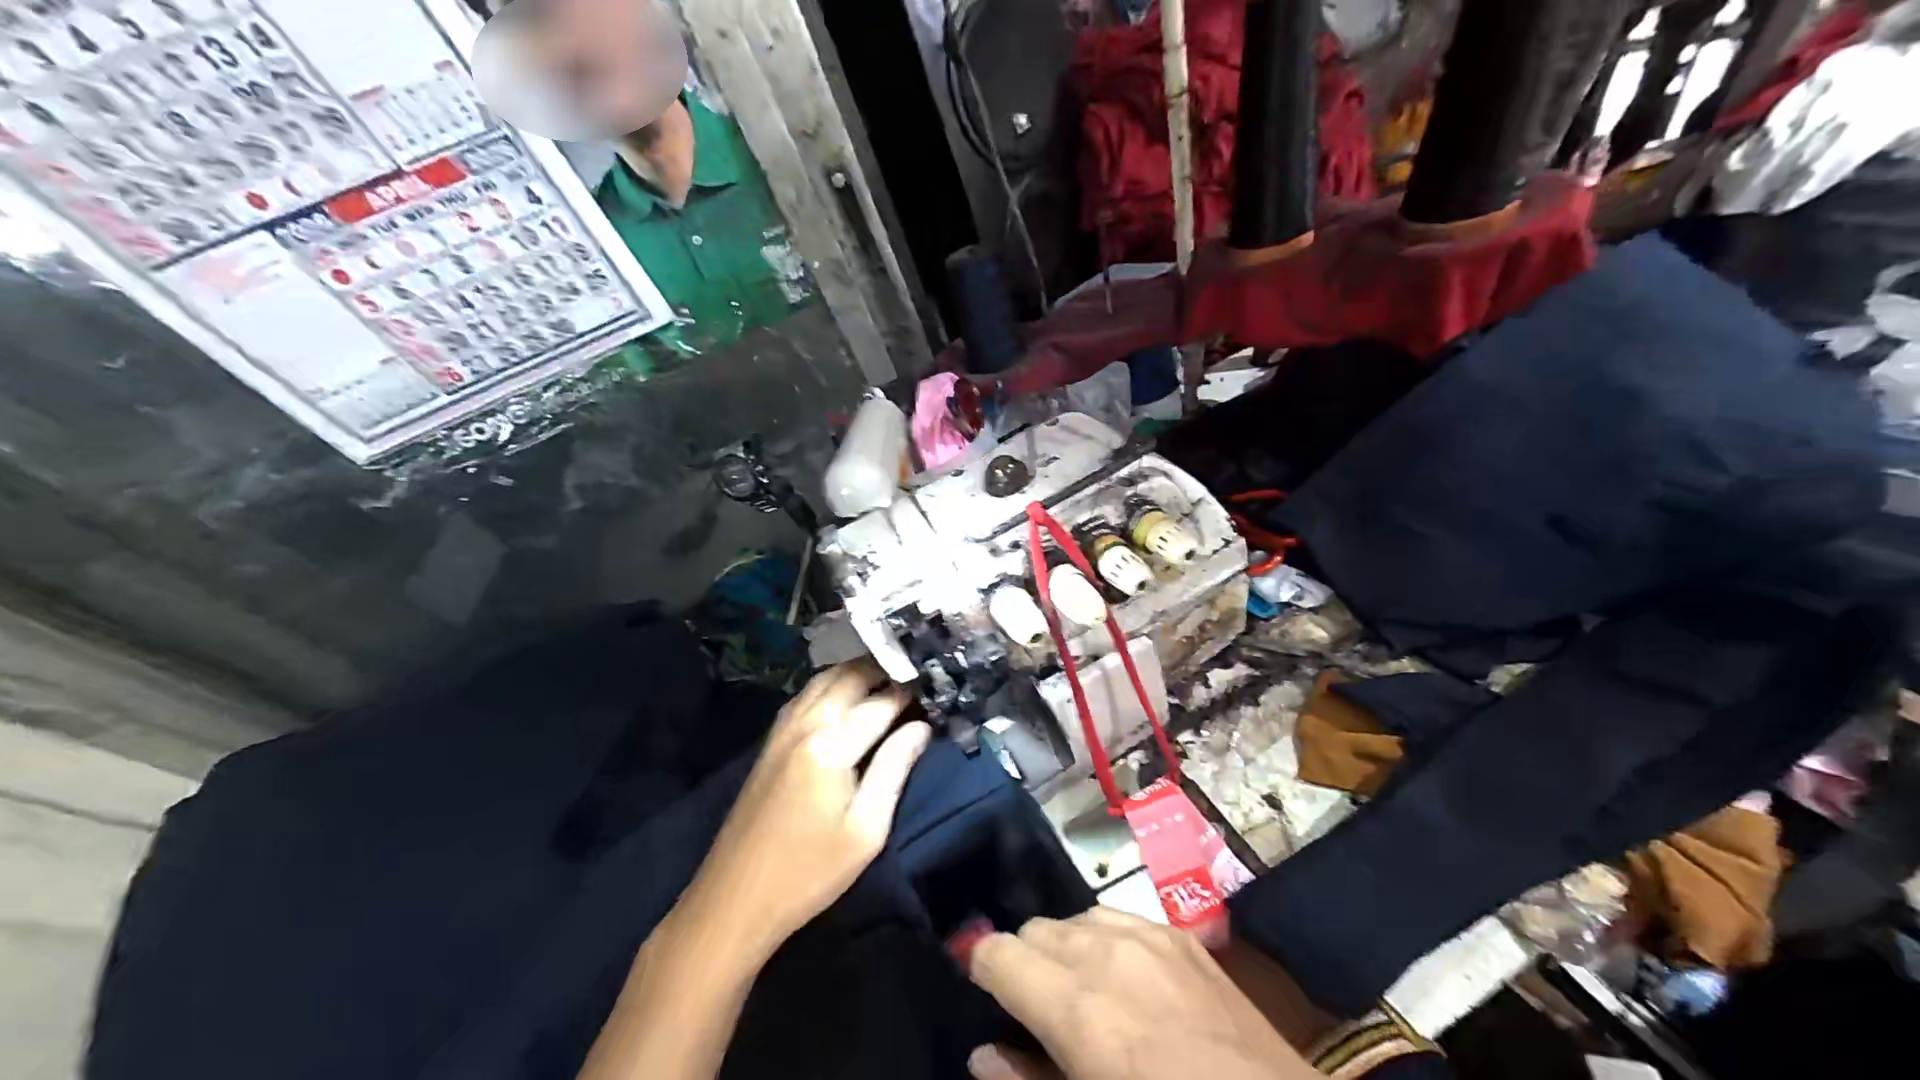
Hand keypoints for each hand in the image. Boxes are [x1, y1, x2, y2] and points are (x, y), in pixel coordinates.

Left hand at [686, 662, 930, 955]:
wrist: (735, 898)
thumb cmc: (810, 872)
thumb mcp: (866, 829)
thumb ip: (894, 768)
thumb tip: (921, 726)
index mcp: (829, 745)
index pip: (879, 705)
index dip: (908, 695)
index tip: (934, 687)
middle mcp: (803, 725)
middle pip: (847, 678)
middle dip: (882, 669)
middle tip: (914, 673)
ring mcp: (782, 730)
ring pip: (823, 680)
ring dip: (856, 671)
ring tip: (888, 676)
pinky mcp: (770, 742)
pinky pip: (805, 695)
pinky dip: (831, 684)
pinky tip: (846, 695)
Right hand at [966, 909, 1316, 1079]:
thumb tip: (981, 1053)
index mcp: (1079, 1007)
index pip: (999, 953)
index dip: (981, 970)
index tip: (985, 994)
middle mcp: (1107, 953)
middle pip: (1034, 929)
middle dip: (1024, 963)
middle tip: (1040, 1013)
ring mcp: (1150, 936)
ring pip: (1074, 919)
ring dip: (1065, 950)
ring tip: (1084, 997)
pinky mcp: (1183, 935)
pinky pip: (1117, 917)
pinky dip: (1103, 940)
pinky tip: (1125, 981)